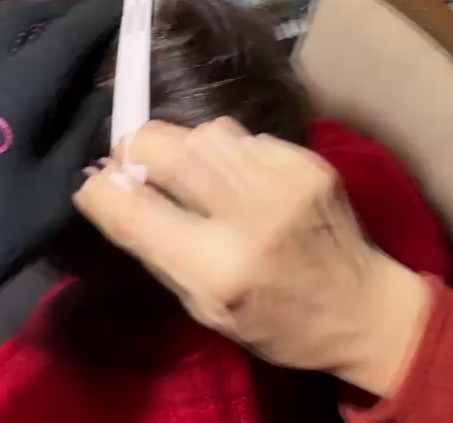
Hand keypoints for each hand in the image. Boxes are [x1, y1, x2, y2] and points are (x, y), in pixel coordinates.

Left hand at [0, 0, 123, 345]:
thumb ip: (85, 129)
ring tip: (45, 38)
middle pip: (23, 14)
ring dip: (22, 22)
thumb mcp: (59, 187)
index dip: (103, 11)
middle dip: (59, 10)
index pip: (71, 30)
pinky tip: (3, 66)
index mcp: (18, 87)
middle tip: (84, 23)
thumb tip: (103, 92)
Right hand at [73, 119, 432, 395]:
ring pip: (208, 132)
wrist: (361, 303)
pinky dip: (228, 150)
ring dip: (184, 145)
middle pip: (172, 150)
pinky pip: (246, 136)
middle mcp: (250, 215)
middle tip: (130, 156)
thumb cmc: (275, 320)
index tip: (90, 182)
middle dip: (138, 146)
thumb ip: (160, 248)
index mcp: (219, 269)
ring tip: (187, 168)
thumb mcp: (205, 308)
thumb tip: (113, 193)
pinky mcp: (307, 158)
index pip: (138, 213)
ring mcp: (284, 179)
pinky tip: (236, 174)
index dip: (103, 191)